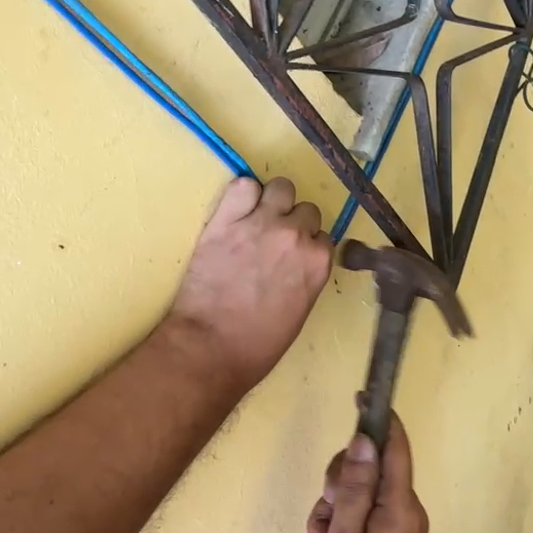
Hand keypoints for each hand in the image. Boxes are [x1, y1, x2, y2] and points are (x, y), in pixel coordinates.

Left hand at [165, 177, 331, 388]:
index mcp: (318, 262)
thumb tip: (297, 261)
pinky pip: (243, 185)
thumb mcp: (299, 310)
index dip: (307, 245)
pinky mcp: (227, 219)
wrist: (210, 347)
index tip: (292, 256)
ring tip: (257, 218)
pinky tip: (236, 211)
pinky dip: (242, 194)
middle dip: (293, 222)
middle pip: (306, 209)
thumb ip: (306, 276)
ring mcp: (261, 223)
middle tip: (273, 240)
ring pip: (281, 187)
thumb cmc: (257, 344)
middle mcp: (295, 235)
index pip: (322, 236)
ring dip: (273, 201)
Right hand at [306, 415, 426, 532]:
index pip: (395, 446)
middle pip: (366, 475)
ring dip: (331, 524)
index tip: (360, 397)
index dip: (379, 418)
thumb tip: (363, 439)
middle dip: (336, 494)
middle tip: (325, 523)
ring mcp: (397, 531)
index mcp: (401, 505)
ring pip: (355, 503)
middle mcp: (404, 513)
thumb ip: (353, 488)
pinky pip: (359, 527)